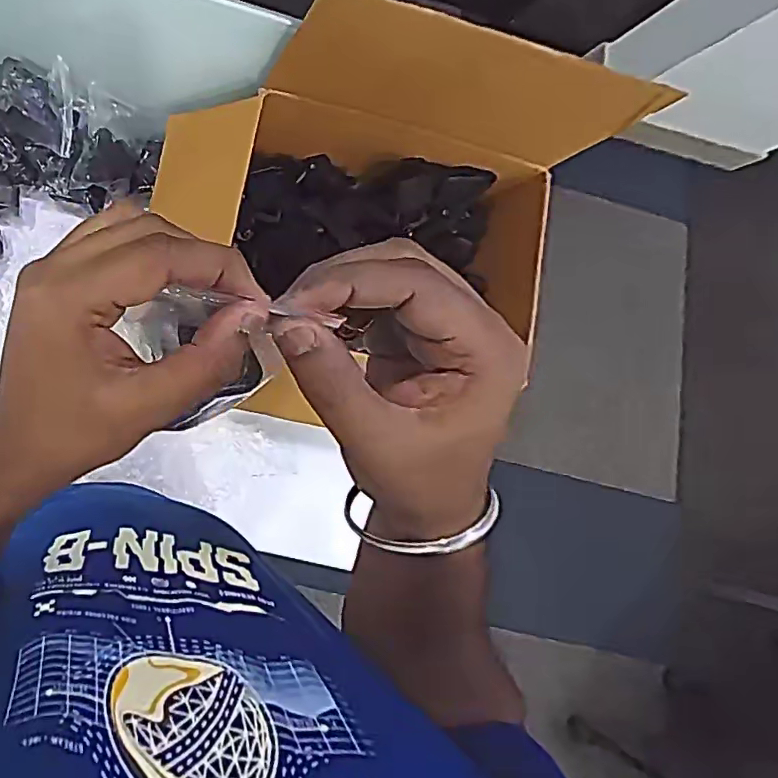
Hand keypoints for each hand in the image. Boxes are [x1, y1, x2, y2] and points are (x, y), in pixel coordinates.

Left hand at [0, 203, 266, 497]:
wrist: (19, 451)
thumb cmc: (70, 436)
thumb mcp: (145, 408)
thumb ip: (203, 363)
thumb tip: (248, 318)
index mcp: (67, 295)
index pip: (157, 252)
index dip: (216, 266)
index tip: (252, 297)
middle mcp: (53, 269)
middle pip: (144, 226)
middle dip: (200, 254)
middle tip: (236, 296)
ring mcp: (49, 268)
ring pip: (126, 223)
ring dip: (175, 246)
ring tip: (208, 286)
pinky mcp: (54, 277)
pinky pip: (109, 239)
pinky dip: (149, 251)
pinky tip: (170, 284)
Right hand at [276, 239, 526, 539]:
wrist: (430, 510)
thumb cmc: (421, 485)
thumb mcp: (373, 439)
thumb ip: (331, 380)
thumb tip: (292, 326)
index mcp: (486, 351)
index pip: (418, 284)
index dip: (352, 282)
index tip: (300, 301)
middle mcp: (476, 330)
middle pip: (406, 267)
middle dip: (343, 278)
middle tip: (293, 305)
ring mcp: (450, 330)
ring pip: (391, 276)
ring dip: (340, 288)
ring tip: (300, 314)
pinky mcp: (422, 336)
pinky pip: (380, 300)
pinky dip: (343, 304)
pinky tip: (319, 322)